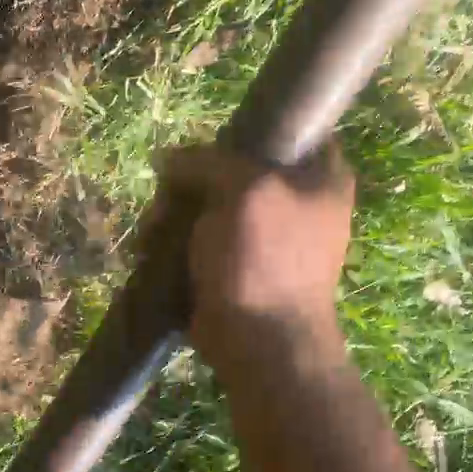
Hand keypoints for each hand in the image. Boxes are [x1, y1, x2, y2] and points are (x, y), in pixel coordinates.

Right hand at [148, 142, 353, 375]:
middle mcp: (295, 203)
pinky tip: (152, 252)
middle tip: (168, 204)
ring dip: (171, 218)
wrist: (260, 340)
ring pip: (204, 206)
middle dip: (189, 186)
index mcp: (321, 178)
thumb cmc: (263, 260)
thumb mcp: (243, 190)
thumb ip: (208, 161)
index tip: (207, 150)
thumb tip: (169, 160)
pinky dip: (172, 243)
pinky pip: (197, 239)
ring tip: (151, 237)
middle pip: (229, 171)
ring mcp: (262, 238)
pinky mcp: (232, 266)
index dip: (242, 133)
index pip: (285, 132)